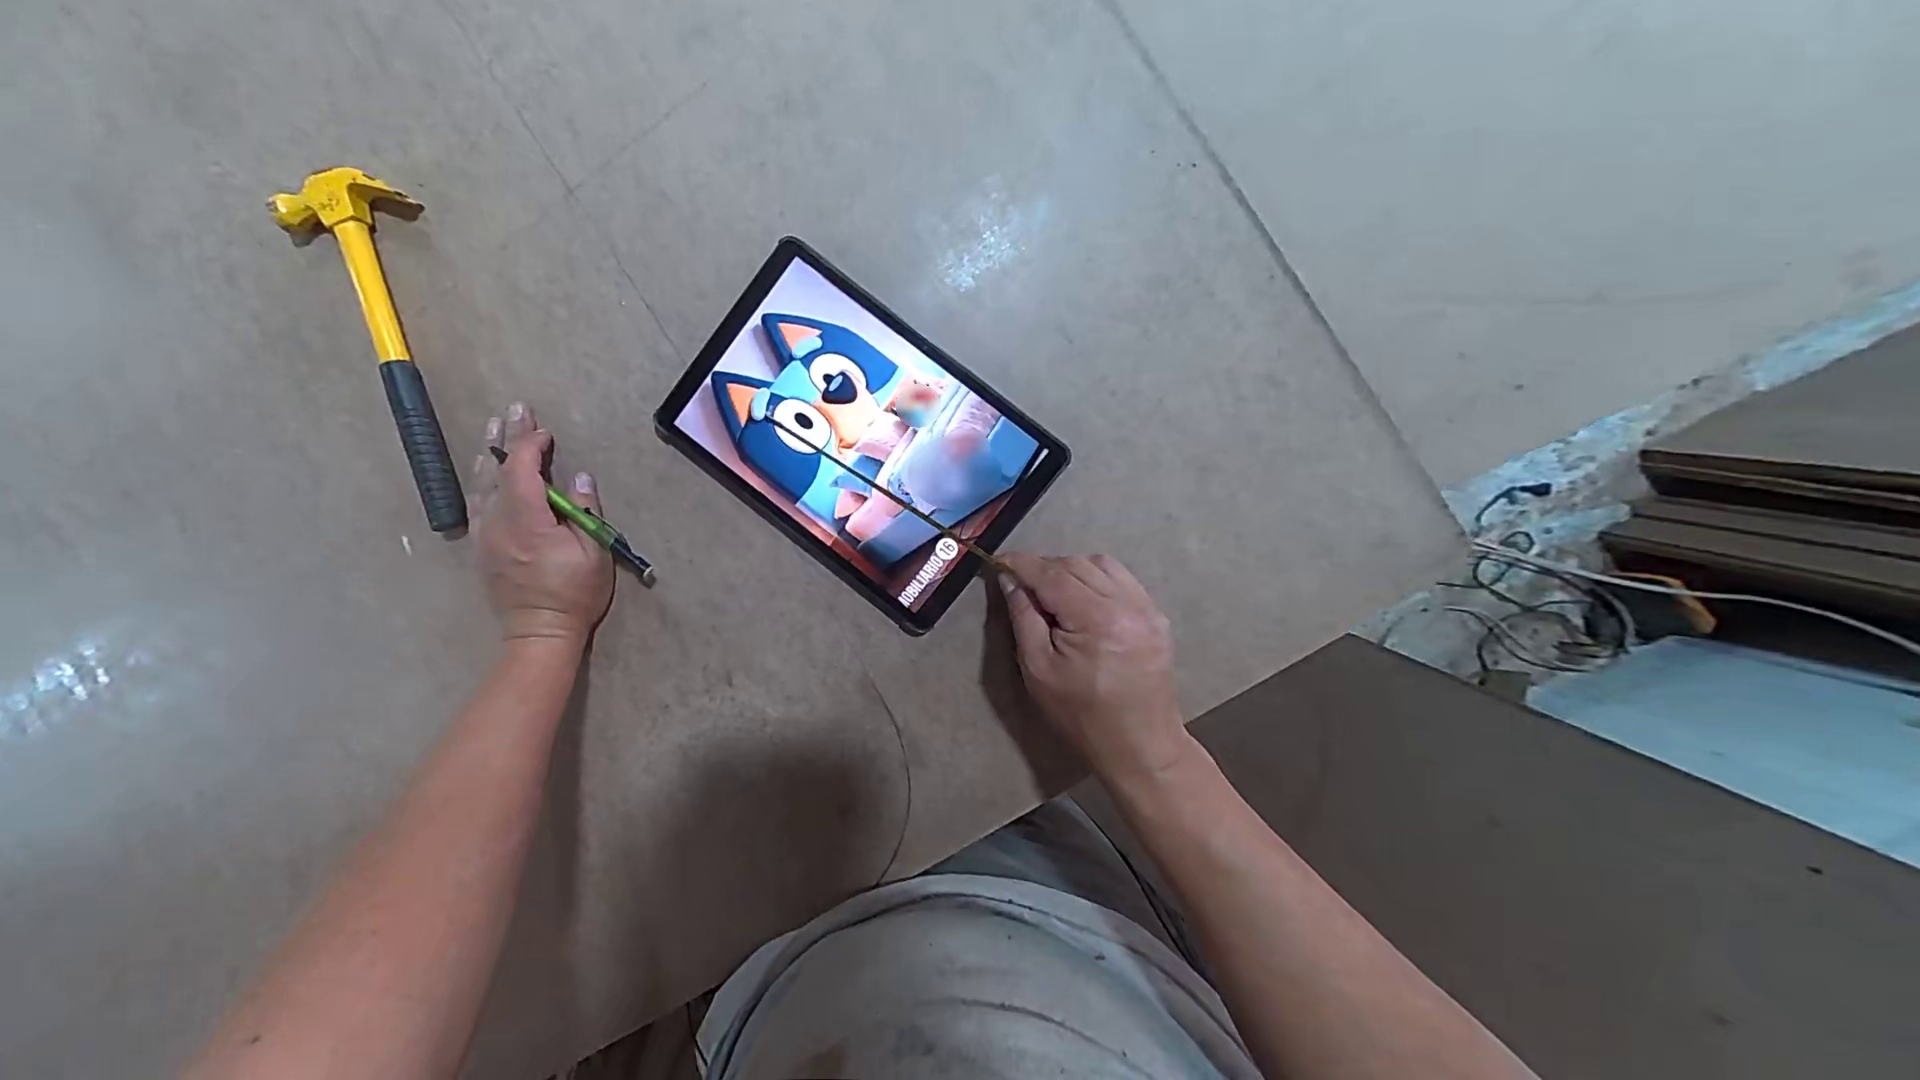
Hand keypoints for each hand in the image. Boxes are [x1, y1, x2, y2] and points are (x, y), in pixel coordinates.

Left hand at [469, 402, 613, 643]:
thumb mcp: (594, 555)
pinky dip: (482, 481)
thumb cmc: (574, 594)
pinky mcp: (481, 546)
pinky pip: (477, 504)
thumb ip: (585, 513)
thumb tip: (578, 478)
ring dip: (490, 454)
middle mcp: (498, 523)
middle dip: (508, 438)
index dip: (531, 446)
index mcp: (527, 523)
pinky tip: (485, 470)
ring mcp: (485, 535)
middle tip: (514, 409)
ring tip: (494, 428)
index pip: (522, 471)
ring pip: (481, 485)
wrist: (539, 632)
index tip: (546, 433)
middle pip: (498, 471)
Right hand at [999, 553, 1189, 781]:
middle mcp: (1127, 603)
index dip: (1022, 563)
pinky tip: (1083, 600)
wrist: (1139, 744)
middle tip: (1022, 588)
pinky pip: (1121, 579)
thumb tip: (1009, 580)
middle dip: (1045, 568)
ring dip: (1071, 570)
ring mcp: (1146, 607)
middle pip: (1076, 564)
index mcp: (1096, 618)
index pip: (1052, 574)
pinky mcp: (1156, 615)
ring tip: (1052, 595)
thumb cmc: (1081, 714)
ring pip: (1101, 565)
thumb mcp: (1038, 668)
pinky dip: (1096, 579)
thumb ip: (1023, 616)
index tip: (999, 561)